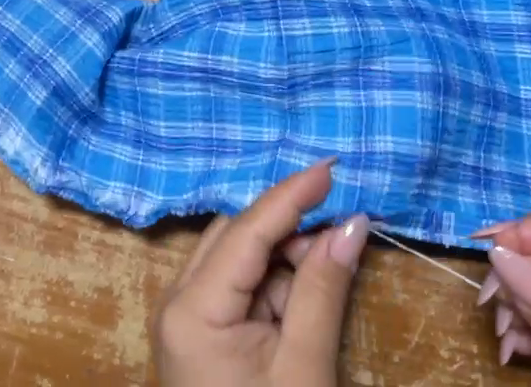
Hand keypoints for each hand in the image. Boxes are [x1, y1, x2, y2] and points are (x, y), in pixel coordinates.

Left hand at [152, 159, 368, 386]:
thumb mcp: (303, 365)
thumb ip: (322, 287)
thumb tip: (352, 222)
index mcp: (192, 307)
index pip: (247, 230)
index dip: (291, 194)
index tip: (331, 166)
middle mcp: (178, 299)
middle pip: (238, 236)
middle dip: (290, 228)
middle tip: (342, 229)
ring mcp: (186, 316)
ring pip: (240, 256)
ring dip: (285, 257)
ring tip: (326, 272)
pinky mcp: (201, 331)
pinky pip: (240, 285)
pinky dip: (276, 283)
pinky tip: (304, 296)